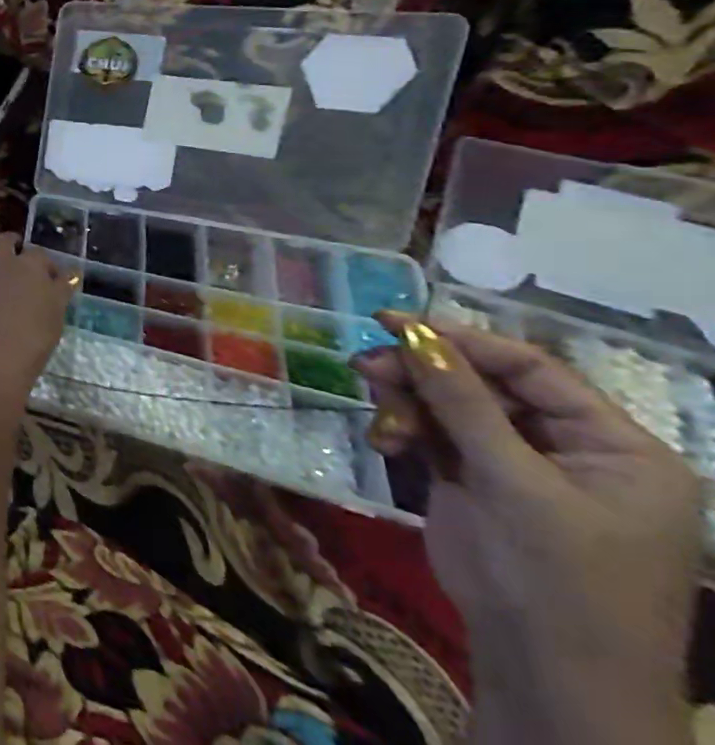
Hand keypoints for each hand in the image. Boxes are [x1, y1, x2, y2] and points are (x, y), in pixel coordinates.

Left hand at [0, 233, 75, 382]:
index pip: (40, 254)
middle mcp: (3, 263)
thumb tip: (69, 275)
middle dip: (12, 240)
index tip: (55, 276)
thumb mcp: (58, 309)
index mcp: (30, 264)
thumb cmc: (37, 331)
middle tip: (19, 246)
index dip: (48, 263)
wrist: (0, 352)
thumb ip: (61, 288)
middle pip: (3, 241)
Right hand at [352, 313, 698, 744]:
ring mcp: (516, 467)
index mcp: (616, 447)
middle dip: (426, 374)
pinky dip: (404, 431)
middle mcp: (568, 449)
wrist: (544, 662)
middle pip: (486, 387)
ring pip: (451, 410)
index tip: (396, 321)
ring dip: (408, 403)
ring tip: (374, 407)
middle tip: (367, 363)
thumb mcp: (516, 486)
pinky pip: (433, 438)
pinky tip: (384, 440)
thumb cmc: (558, 576)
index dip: (466, 342)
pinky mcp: (472, 484)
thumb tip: (418, 337)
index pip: (537, 372)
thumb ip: (465, 408)